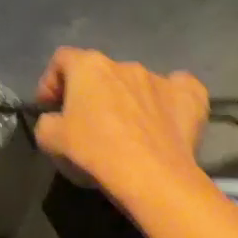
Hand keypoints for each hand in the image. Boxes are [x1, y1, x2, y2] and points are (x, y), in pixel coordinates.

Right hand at [32, 48, 209, 192]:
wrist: (152, 177)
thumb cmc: (94, 151)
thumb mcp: (48, 139)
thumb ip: (47, 121)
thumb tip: (57, 121)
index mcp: (89, 66)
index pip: (62, 60)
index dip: (51, 81)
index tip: (50, 107)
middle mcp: (125, 64)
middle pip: (100, 72)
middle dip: (91, 92)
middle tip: (86, 122)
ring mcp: (160, 79)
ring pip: (136, 83)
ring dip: (126, 98)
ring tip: (126, 128)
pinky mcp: (191, 97)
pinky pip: (177, 89)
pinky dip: (167, 100)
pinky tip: (164, 117)